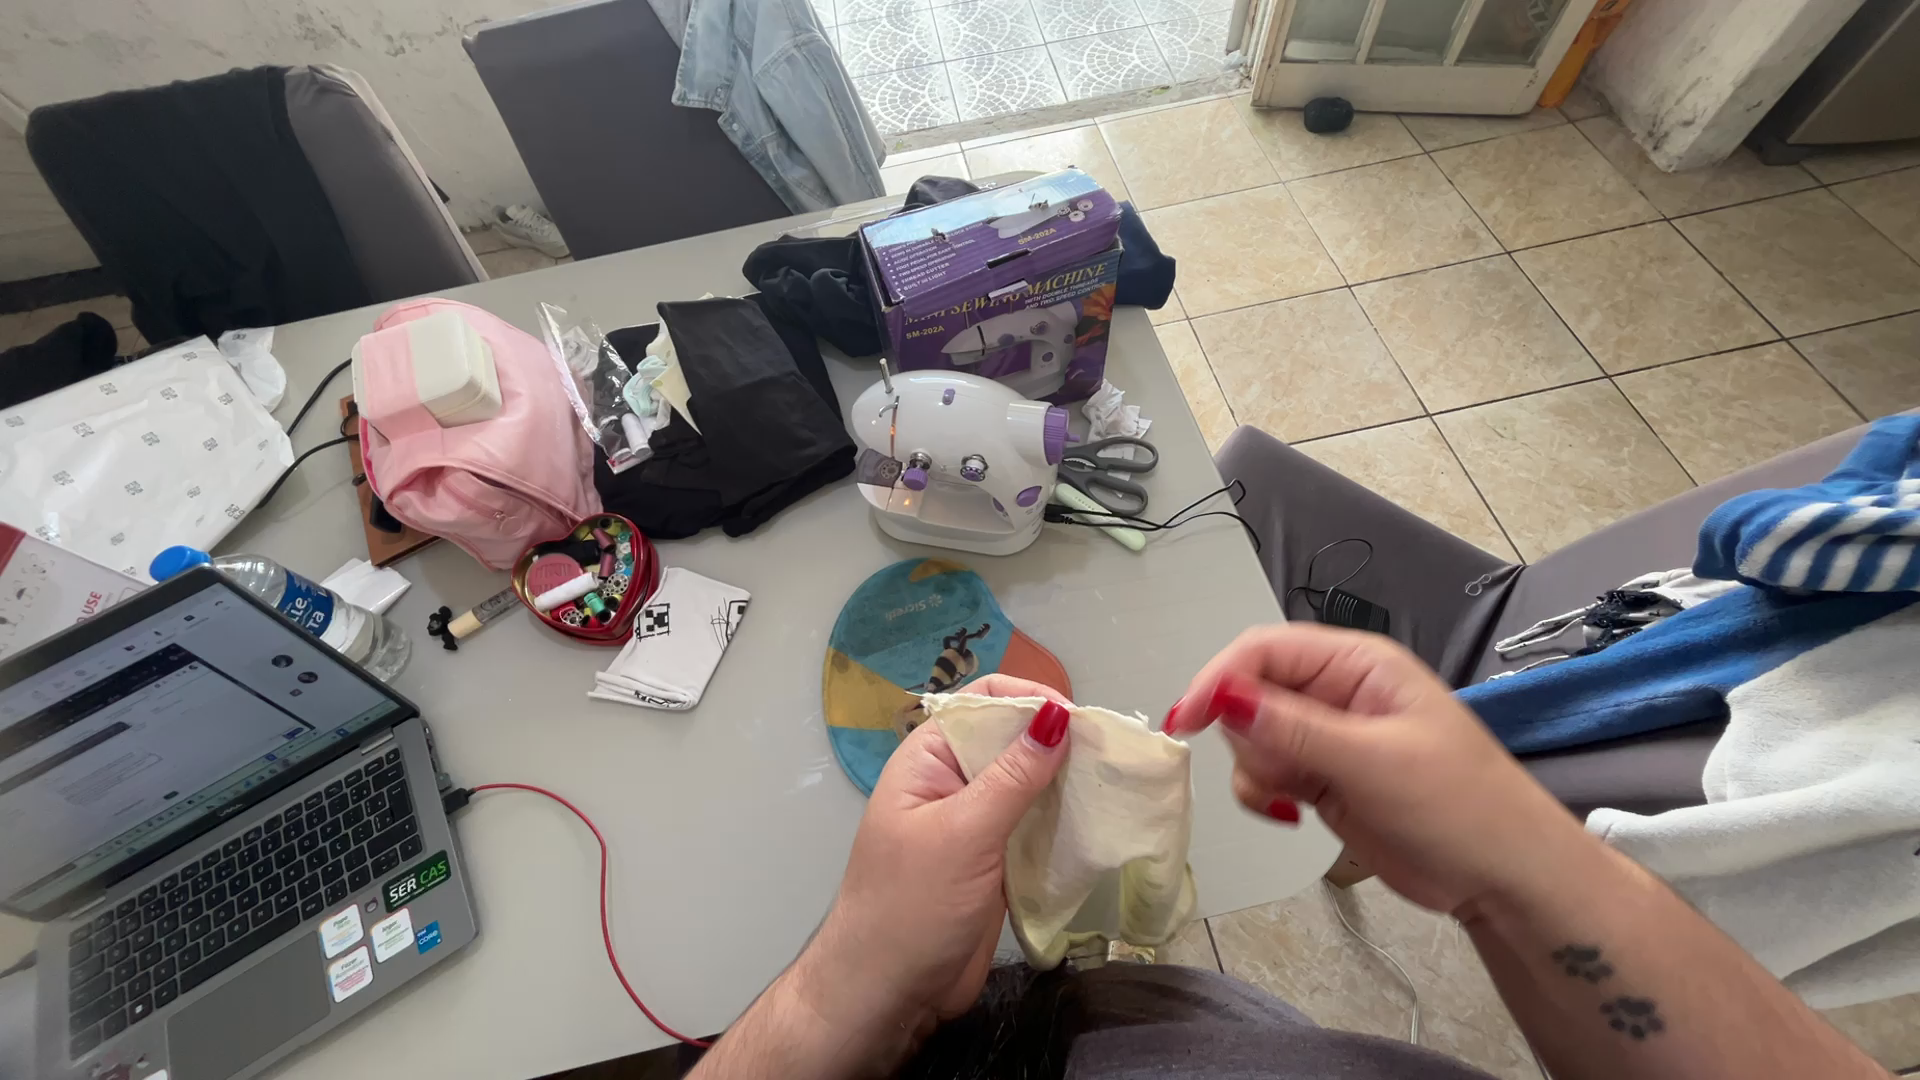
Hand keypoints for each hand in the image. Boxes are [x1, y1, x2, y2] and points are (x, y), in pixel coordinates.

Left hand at [790, 675, 1070, 1062]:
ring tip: (1112, 783)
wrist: (887, 996)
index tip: (1077, 720)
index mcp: (931, 756)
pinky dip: (1064, 818)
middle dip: (1056, 740)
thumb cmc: (910, 907)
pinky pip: (1036, 822)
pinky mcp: (997, 856)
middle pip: (1012, 738)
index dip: (1029, 700)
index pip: (983, 702)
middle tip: (1108, 754)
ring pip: (1029, 781)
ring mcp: (977, 819)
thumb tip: (1058, 716)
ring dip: (1066, 781)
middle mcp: (955, 778)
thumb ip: (1012, 777)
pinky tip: (1097, 820)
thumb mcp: (963, 834)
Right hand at [1164, 623, 1588, 916]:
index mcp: (1354, 663)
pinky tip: (1291, 813)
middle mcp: (1332, 690)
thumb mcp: (1375, 762)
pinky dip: (1261, 790)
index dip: (1220, 678)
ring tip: (1295, 797)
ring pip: (1248, 733)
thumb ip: (1293, 728)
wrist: (1507, 885)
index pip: (1264, 650)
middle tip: (1279, 773)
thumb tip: (1222, 698)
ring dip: (1255, 767)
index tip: (1187, 719)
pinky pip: (1261, 769)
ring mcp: (1322, 733)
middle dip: (1247, 734)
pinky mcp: (1316, 773)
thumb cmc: (1461, 809)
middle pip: (1249, 691)